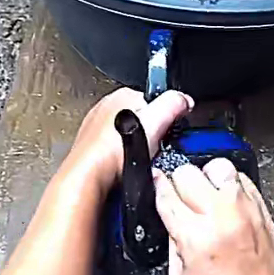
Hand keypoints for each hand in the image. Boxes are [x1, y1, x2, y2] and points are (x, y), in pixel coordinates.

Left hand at [59, 88, 193, 192]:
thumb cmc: (112, 150)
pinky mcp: (94, 151)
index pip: (153, 99)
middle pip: (142, 120)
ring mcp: (97, 131)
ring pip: (130, 139)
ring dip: (138, 150)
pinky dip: (123, 161)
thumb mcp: (157, 120)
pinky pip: (117, 154)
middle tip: (155, 148)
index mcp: (121, 96)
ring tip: (139, 160)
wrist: (88, 178)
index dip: (166, 116)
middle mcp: (106, 109)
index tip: (170, 129)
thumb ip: (174, 103)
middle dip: (152, 134)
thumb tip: (184, 100)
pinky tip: (125, 167)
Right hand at [154, 159, 273, 274]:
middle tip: (180, 194)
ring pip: (218, 166)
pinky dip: (229, 184)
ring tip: (205, 193)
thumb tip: (171, 215)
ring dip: (206, 177)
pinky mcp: (261, 208)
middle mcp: (221, 217)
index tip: (156, 181)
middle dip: (179, 181)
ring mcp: (245, 209)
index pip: (167, 194)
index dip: (157, 185)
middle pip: (189, 173)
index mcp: (196, 237)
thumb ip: (173, 241)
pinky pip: (242, 178)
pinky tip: (225, 200)